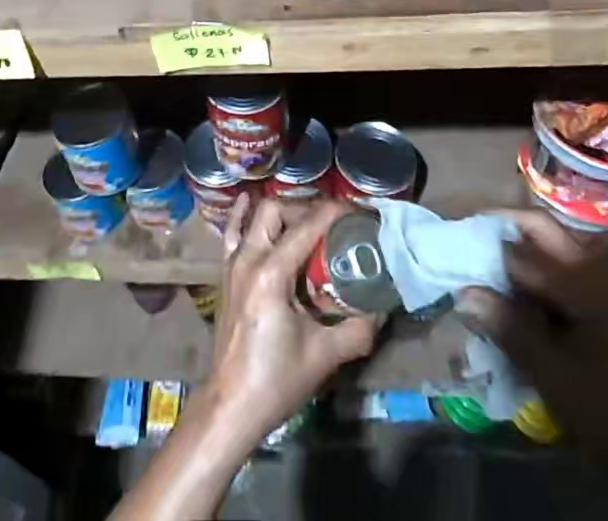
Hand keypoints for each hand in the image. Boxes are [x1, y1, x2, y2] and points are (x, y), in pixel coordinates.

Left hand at [200, 194, 379, 442]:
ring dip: (279, 214)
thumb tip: (382, 308)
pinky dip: (243, 217)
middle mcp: (247, 258)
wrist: (232, 401)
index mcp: (271, 272)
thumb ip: (358, 328)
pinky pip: (233, 234)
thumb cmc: (277, 378)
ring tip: (306, 222)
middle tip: (334, 225)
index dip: (334, 212)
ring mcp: (231, 264)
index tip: (359, 211)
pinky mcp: (224, 275)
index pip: (306, 226)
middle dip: (305, 209)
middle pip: (274, 211)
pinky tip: (248, 205)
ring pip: (253, 218)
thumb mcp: (326, 354)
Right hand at [454, 209, 607, 458]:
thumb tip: (462, 291)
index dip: (488, 235)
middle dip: (503, 230)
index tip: (454, 237)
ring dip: (514, 251)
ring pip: (548, 251)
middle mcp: (594, 277)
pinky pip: (555, 274)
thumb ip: (507, 326)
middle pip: (543, 231)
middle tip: (466, 239)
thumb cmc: (604, 407)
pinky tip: (504, 294)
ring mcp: (598, 292)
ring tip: (479, 264)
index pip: (525, 244)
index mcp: (585, 286)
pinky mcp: (596, 310)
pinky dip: (527, 275)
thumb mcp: (550, 371)